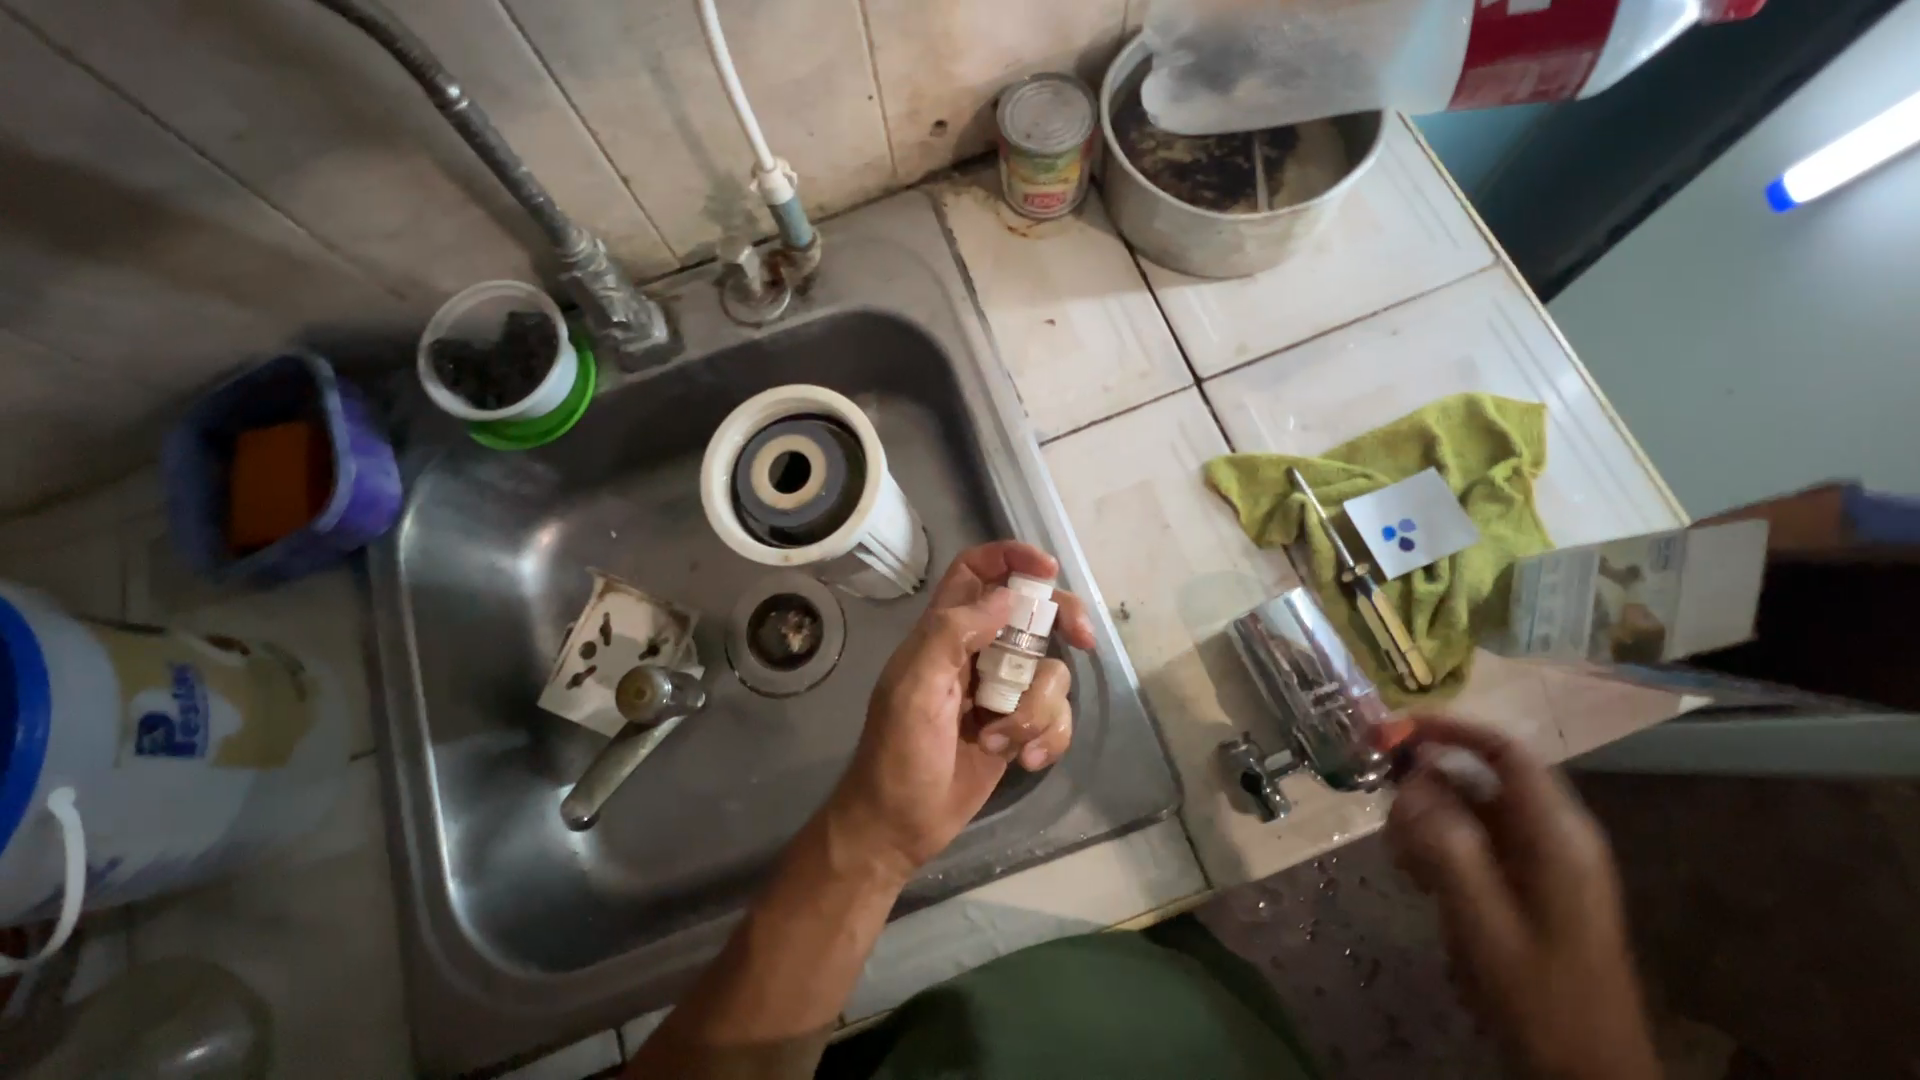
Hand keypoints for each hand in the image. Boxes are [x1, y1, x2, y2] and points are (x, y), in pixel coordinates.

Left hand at [820, 541, 1095, 882]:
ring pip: (1051, 673)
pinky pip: (1056, 716)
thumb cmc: (898, 753)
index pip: (976, 572)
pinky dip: (1049, 737)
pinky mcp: (1018, 728)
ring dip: (1037, 710)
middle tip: (1083, 638)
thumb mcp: (915, 687)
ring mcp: (1002, 691)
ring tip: (1002, 742)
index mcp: (943, 632)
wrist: (900, 824)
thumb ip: (953, 633)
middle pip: (1032, 613)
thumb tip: (1007, 596)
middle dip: (1062, 621)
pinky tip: (1026, 761)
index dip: (1010, 558)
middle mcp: (977, 652)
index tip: (1049, 569)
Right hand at [1386, 716, 1658, 1079]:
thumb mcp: (1484, 923)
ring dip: (1425, 821)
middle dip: (1424, 786)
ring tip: (1404, 863)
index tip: (1392, 732)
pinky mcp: (1526, 883)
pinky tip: (1419, 879)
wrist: (1587, 1070)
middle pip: (1478, 778)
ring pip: (1468, 809)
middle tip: (1386, 817)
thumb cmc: (1540, 995)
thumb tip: (1411, 784)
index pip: (1505, 752)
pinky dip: (1437, 845)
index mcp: (1557, 836)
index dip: (1450, 729)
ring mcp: (1540, 860)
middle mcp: (1552, 836)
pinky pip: (1473, 841)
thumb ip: (1447, 848)